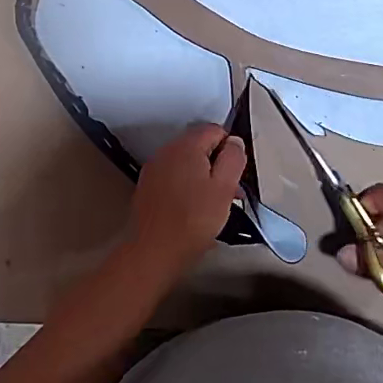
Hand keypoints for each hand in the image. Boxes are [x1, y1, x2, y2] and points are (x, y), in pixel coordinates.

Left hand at [125, 123, 246, 272]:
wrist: (154, 252)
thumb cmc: (192, 222)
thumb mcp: (224, 188)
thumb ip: (233, 158)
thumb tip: (234, 142)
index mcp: (186, 146)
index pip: (215, 130)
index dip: (230, 149)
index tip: (235, 173)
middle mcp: (166, 152)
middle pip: (199, 145)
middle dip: (216, 163)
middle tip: (228, 191)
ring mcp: (154, 169)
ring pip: (185, 162)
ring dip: (201, 176)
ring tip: (212, 204)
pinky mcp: (147, 186)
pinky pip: (172, 177)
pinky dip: (185, 186)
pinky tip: (192, 209)